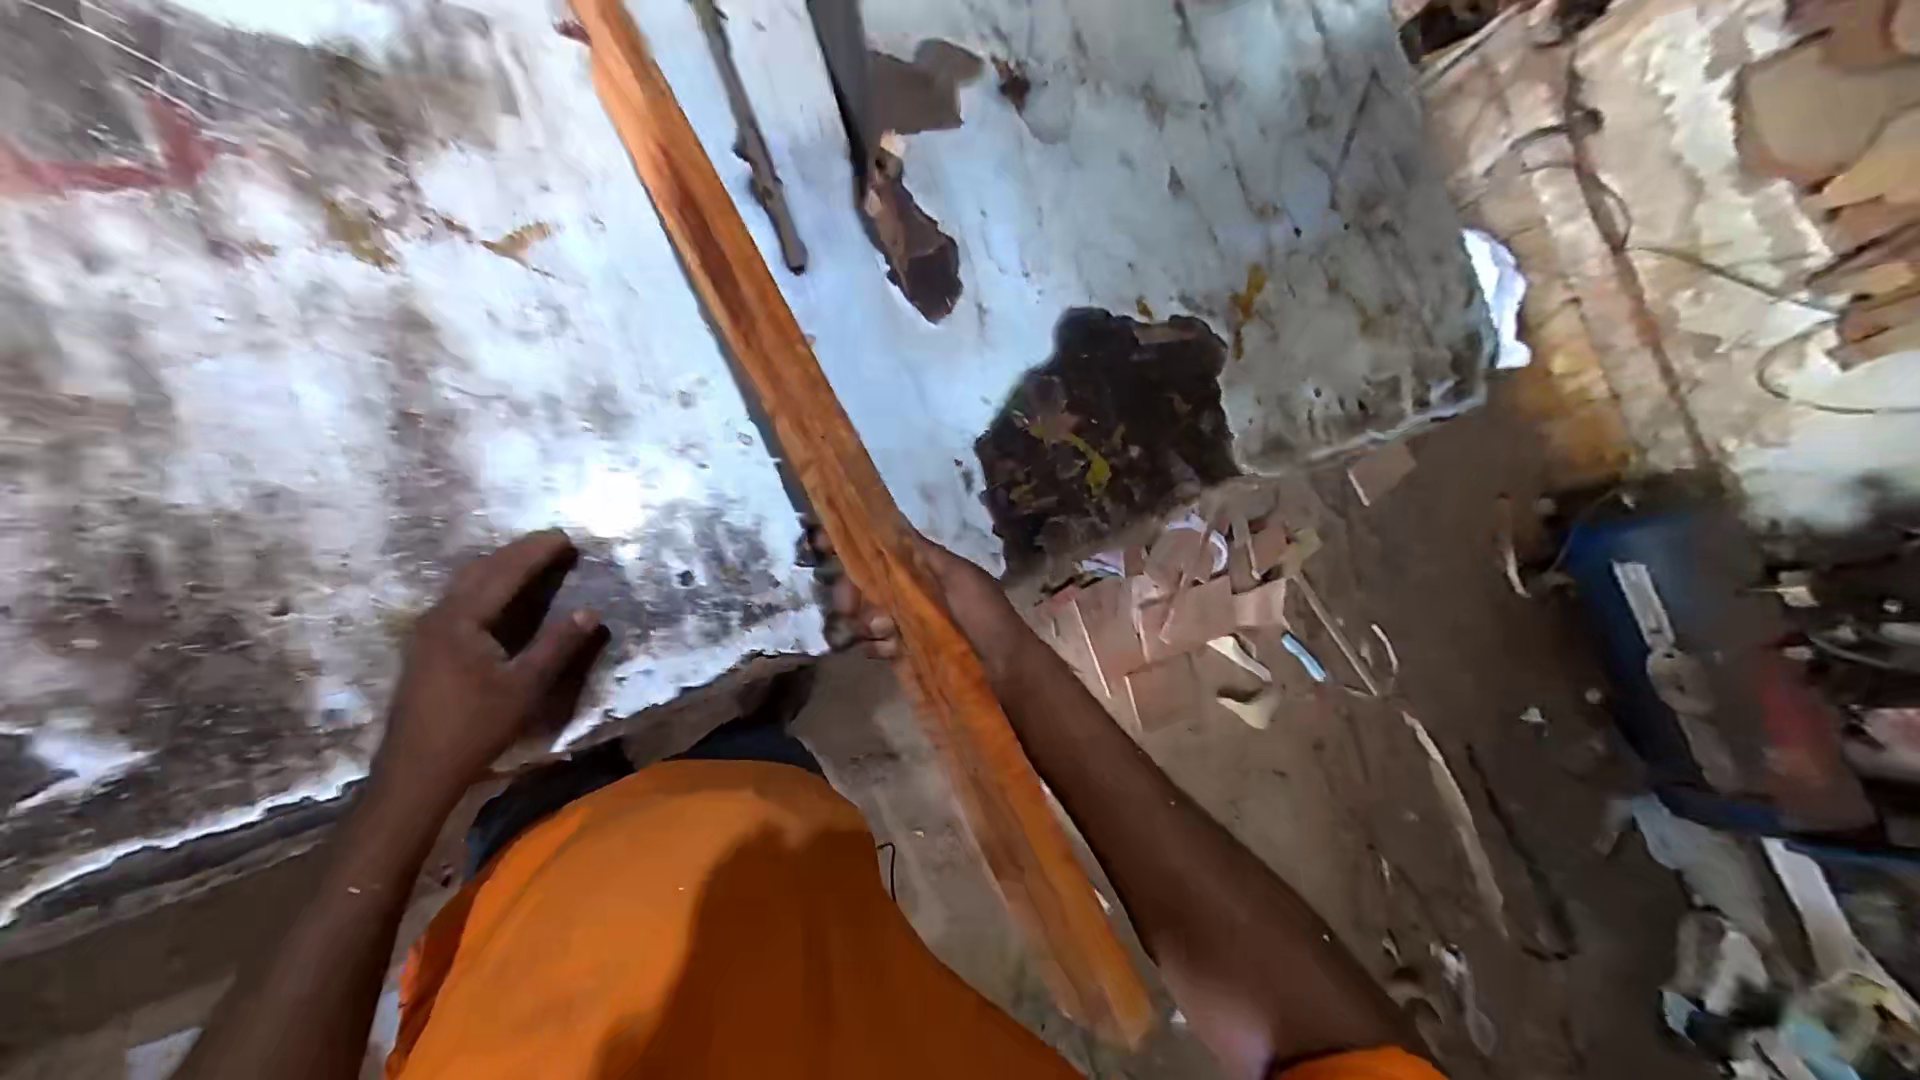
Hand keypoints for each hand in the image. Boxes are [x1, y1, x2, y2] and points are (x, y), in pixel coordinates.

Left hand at [375, 530, 610, 803]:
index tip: (566, 537)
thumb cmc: (475, 727)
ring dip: (502, 566)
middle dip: (518, 551)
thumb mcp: (525, 686)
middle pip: (480, 570)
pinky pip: (461, 599)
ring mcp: (427, 632)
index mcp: (461, 621)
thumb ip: (558, 645)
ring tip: (534, 559)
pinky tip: (502, 593)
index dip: (536, 552)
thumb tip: (590, 612)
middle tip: (554, 542)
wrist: (416, 771)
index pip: (504, 573)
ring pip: (467, 583)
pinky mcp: (427, 647)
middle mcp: (438, 617)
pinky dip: (488, 585)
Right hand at [819, 529, 1030, 680]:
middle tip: (850, 603)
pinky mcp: (900, 652)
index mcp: (919, 569)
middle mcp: (905, 593)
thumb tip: (888, 527)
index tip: (820, 541)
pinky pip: (872, 645)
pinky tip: (892, 649)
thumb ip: (923, 554)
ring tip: (888, 631)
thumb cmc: (985, 615)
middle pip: (859, 584)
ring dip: (866, 623)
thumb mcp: (959, 575)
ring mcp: (901, 623)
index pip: (877, 551)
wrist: (1004, 669)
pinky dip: (876, 646)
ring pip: (861, 617)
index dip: (848, 545)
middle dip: (849, 592)